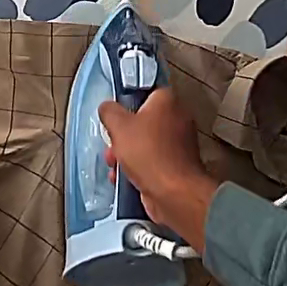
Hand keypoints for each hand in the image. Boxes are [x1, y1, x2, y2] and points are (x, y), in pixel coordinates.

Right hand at [98, 89, 218, 255]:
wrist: (173, 192)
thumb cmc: (148, 153)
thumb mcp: (118, 126)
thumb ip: (109, 111)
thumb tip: (107, 108)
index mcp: (167, 101)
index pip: (145, 92)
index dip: (127, 103)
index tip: (115, 115)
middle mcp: (177, 119)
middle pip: (142, 120)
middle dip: (123, 135)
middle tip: (113, 143)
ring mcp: (179, 144)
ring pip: (145, 143)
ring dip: (126, 153)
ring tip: (115, 164)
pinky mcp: (176, 166)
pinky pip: (152, 161)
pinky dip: (138, 168)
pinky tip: (124, 177)